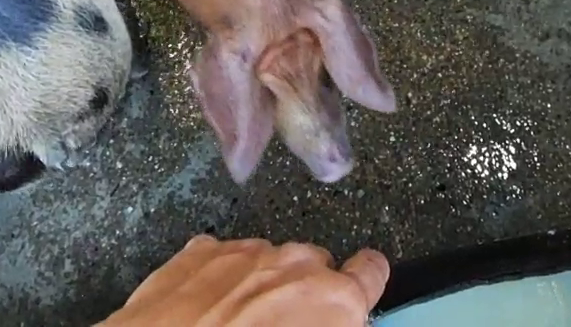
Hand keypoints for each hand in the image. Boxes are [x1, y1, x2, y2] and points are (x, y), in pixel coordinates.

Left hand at [100, 234, 387, 326]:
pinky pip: (222, 261)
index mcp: (334, 300)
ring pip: (268, 264)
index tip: (354, 303)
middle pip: (315, 269)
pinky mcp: (198, 251)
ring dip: (261, 290)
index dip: (365, 287)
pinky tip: (201, 320)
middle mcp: (295, 263)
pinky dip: (218, 284)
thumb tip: (333, 324)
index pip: (372, 272)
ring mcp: (245, 251)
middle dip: (305, 298)